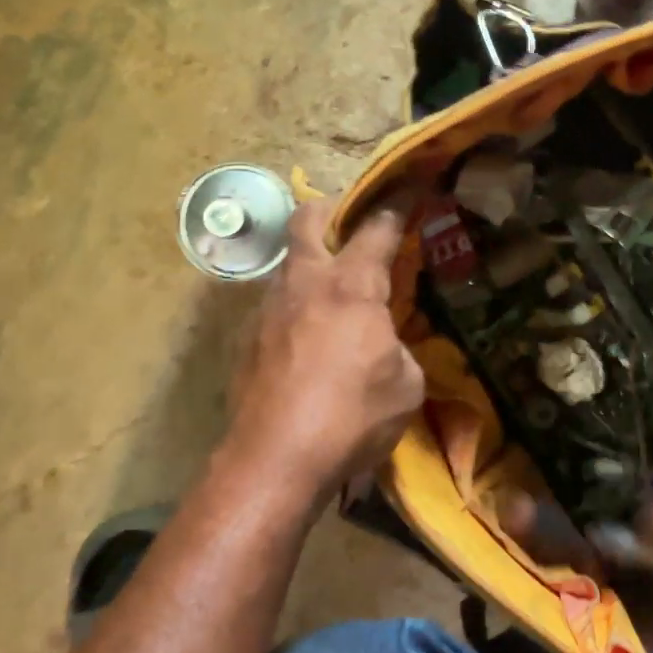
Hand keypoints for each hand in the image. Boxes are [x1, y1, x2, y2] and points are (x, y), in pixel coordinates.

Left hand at [222, 189, 424, 499]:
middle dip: (331, 208)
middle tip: (351, 222)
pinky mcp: (246, 340)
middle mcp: (305, 283)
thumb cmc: (353, 418)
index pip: (377, 228)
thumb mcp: (405, 385)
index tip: (407, 192)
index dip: (395, 207)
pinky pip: (274, 307)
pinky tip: (307, 343)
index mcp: (352, 285)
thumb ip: (397, 349)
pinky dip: (294, 309)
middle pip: (309, 217)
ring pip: (287, 264)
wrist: (274, 460)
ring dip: (309, 265)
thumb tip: (384, 346)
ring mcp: (268, 308)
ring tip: (332, 296)